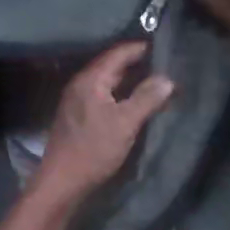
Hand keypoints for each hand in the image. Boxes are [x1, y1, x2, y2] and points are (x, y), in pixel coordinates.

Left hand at [34, 41, 174, 200]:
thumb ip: (146, 98)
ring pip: (107, 81)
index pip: (118, 53)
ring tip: (155, 82)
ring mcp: (77, 99)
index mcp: (90, 79)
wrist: (62, 181)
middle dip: (138, 64)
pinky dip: (120, 93)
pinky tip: (134, 101)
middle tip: (165, 65)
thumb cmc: (94, 150)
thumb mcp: (125, 123)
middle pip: (112, 65)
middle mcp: (81, 84)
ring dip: (129, 80)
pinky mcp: (78, 115)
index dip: (141, 48)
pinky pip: (103, 94)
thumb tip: (167, 79)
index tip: (165, 48)